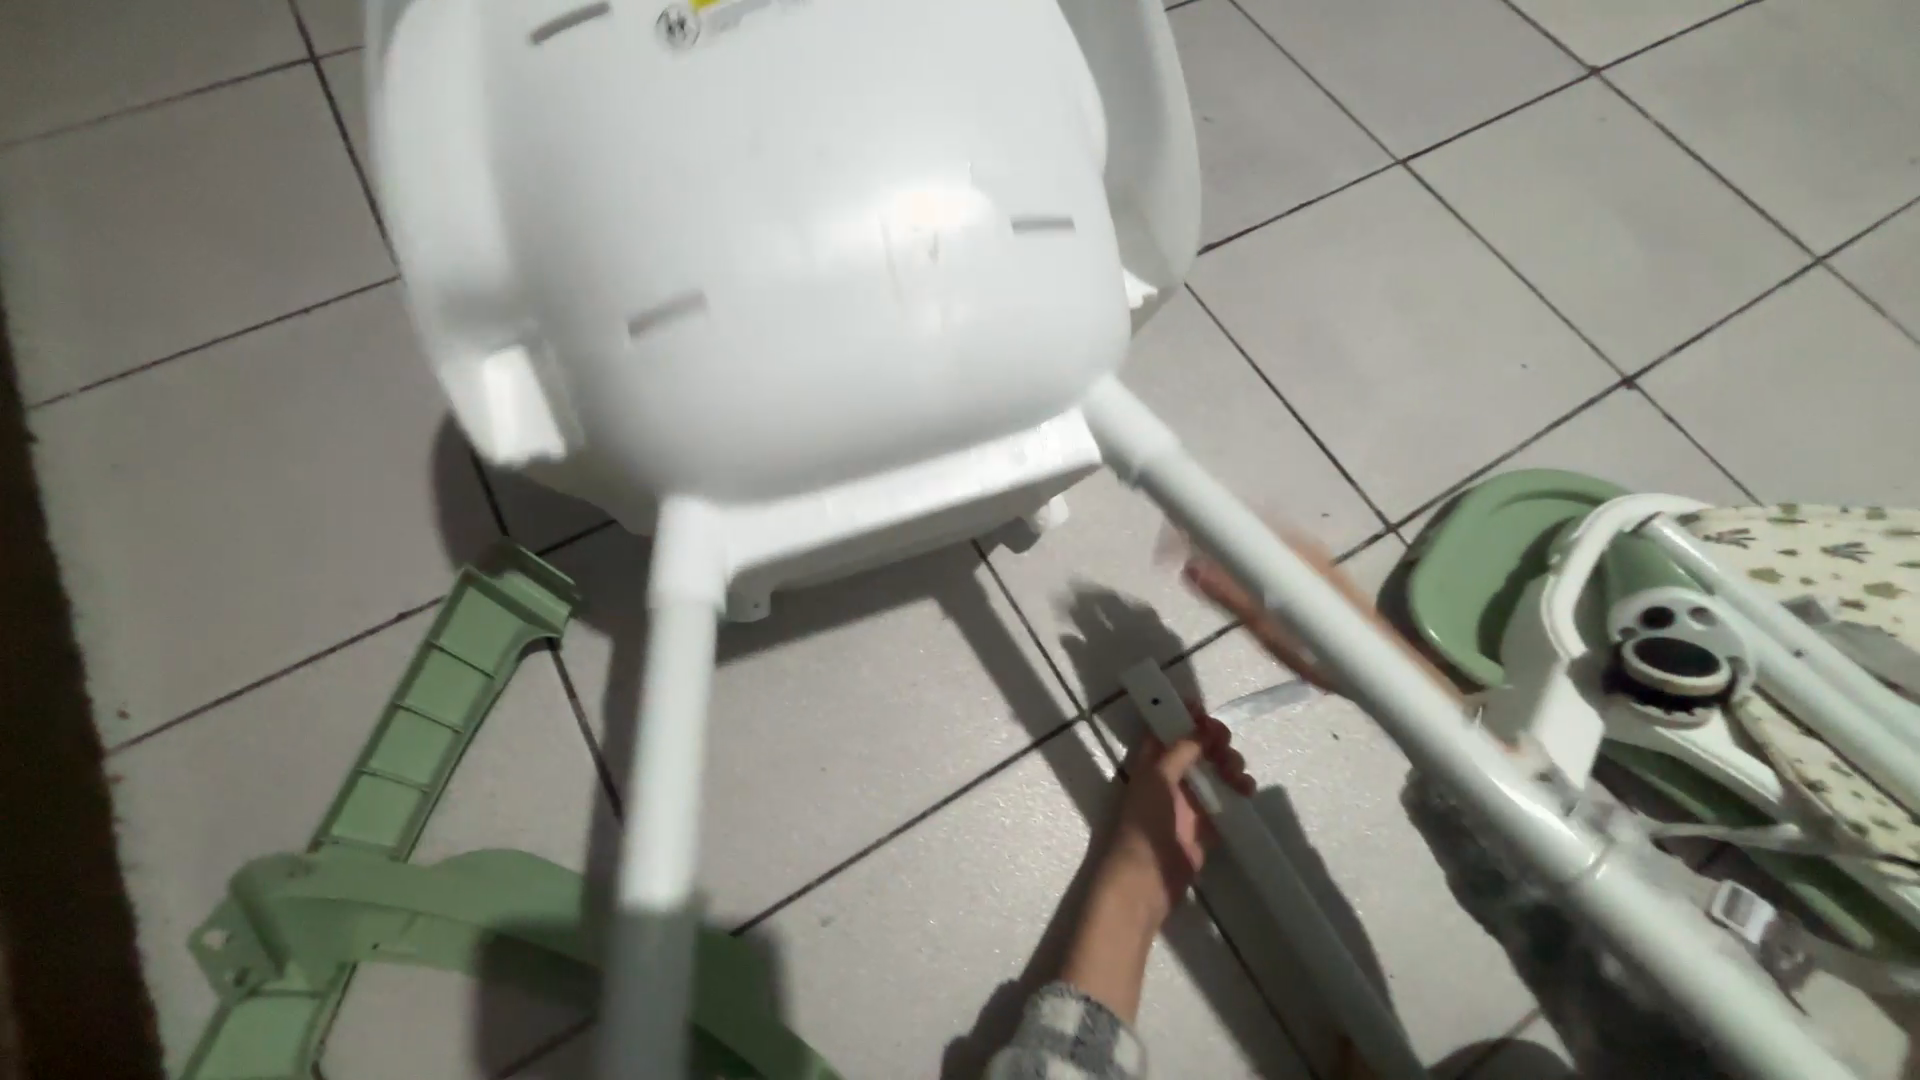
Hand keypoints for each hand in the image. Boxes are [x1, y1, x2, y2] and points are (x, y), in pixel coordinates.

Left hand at [1062, 711, 1254, 1022]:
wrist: (1145, 880)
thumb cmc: (1145, 823)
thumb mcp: (1159, 778)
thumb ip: (1181, 751)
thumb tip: (1204, 727)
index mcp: (1149, 761)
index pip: (1167, 727)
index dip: (1185, 715)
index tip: (1206, 710)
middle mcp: (1168, 776)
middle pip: (1196, 747)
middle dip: (1214, 741)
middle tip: (1225, 747)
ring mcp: (1187, 801)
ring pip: (1214, 771)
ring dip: (1229, 765)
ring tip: (1237, 774)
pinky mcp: (1204, 825)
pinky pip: (1225, 800)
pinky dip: (1237, 791)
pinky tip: (1246, 791)